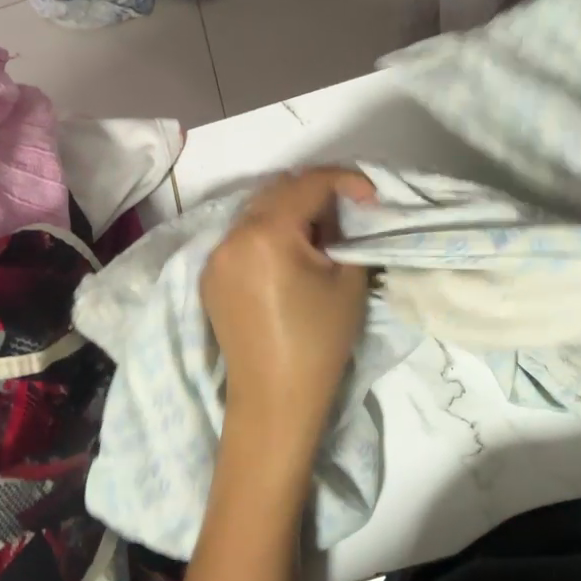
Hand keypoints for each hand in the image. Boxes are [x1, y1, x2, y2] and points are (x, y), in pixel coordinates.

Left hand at [203, 167, 376, 437]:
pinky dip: (267, 234)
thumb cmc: (319, 341)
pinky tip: (289, 259)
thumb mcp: (348, 281)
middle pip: (277, 190)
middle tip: (347, 215)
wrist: (275, 399)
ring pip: (256, 211)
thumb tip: (336, 218)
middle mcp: (232, 235)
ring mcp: (214, 257)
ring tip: (319, 236)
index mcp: (267, 233)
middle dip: (315, 193)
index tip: (371, 197)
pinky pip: (241, 237)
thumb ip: (345, 235)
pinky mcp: (209, 277)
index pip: (309, 183)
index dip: (346, 180)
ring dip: (289, 211)